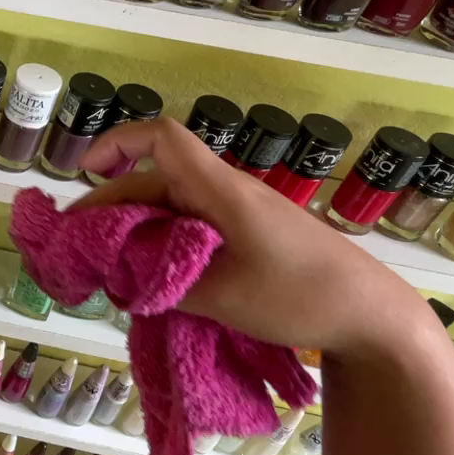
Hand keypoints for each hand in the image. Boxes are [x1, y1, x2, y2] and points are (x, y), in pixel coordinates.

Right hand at [77, 119, 437, 359]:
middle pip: (151, 181)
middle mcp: (221, 193)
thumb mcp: (222, 297)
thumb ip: (163, 283)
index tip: (84, 171)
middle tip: (78, 247)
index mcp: (218, 191)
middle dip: (109, 208)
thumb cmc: (300, 295)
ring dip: (133, 233)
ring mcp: (234, 214)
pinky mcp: (244, 235)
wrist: (375, 315)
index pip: (163, 138)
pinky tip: (148, 279)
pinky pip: (187, 229)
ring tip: (107, 270)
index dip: (117, 142)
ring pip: (167, 209)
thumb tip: (119, 279)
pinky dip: (159, 246)